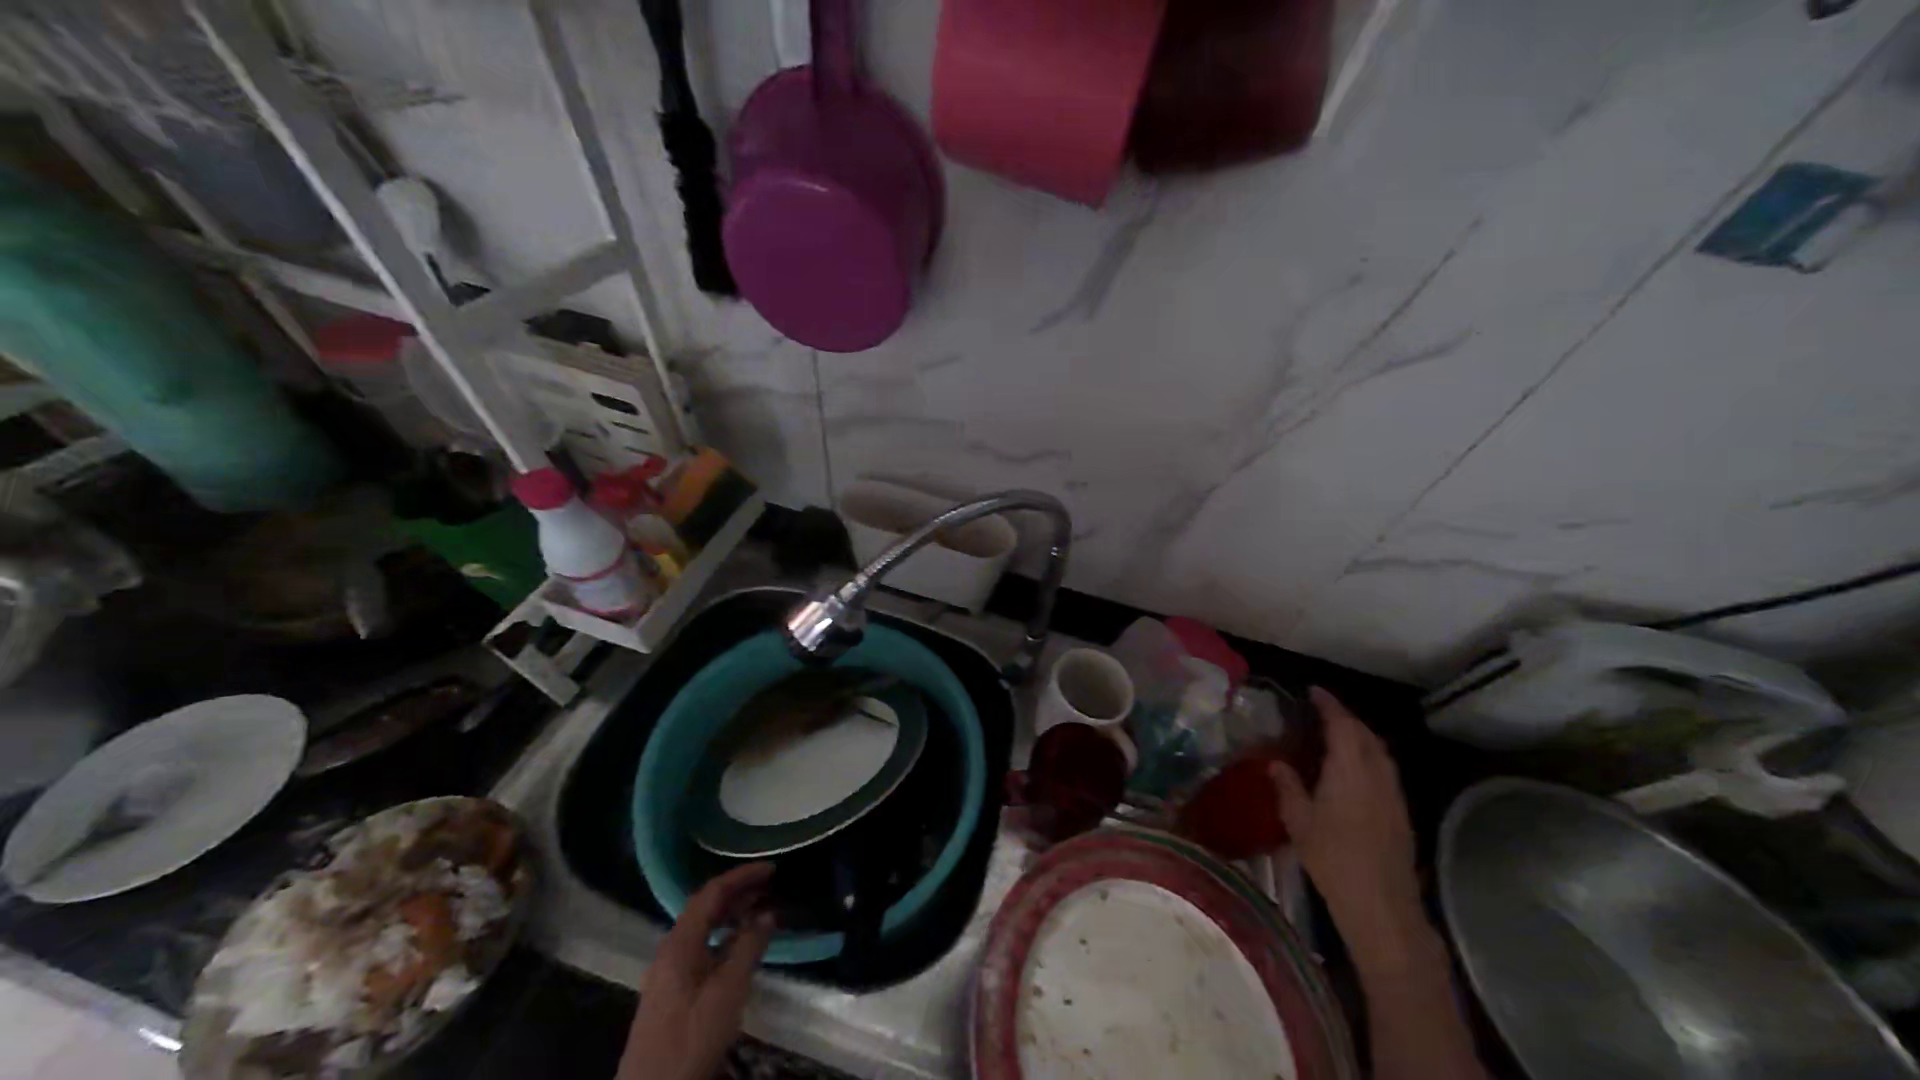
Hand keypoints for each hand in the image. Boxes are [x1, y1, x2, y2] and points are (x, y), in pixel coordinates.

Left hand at [618, 863, 776, 1079]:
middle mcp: (670, 949)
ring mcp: (668, 971)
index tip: (771, 869)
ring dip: (730, 914)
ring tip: (760, 910)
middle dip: (737, 892)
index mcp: (680, 942)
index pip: (711, 893)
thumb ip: (748, 947)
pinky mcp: (671, 990)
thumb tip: (768, 913)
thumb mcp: (728, 991)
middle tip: (770, 885)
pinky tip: (739, 946)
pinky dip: (722, 936)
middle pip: (704, 907)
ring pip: (701, 928)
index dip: (742, 876)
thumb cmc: (692, 1037)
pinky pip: (699, 947)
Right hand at [1270, 689, 1421, 946]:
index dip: (1329, 705)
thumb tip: (1276, 763)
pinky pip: (1384, 769)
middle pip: (1365, 734)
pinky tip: (1353, 768)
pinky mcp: (1400, 811)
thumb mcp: (1299, 822)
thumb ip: (1288, 787)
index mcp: (1350, 770)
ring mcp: (1393, 793)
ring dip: (1359, 736)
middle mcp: (1376, 774)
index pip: (1342, 724)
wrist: (1382, 904)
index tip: (1313, 691)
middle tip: (1321, 711)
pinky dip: (1368, 756)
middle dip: (1345, 717)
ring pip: (1379, 751)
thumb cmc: (1333, 859)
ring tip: (1336, 734)